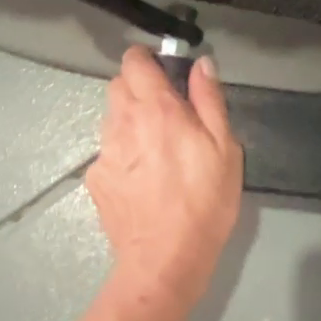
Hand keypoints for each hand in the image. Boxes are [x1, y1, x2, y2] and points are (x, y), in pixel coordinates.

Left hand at [86, 48, 243, 310]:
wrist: (165, 260)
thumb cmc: (204, 202)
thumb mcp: (224, 148)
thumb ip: (209, 100)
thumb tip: (201, 64)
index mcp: (156, 108)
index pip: (134, 61)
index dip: (147, 60)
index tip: (165, 73)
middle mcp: (122, 122)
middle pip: (119, 85)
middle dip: (139, 90)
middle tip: (168, 114)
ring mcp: (104, 152)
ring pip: (112, 118)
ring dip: (131, 122)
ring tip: (157, 152)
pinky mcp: (96, 179)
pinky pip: (108, 152)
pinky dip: (124, 155)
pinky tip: (144, 180)